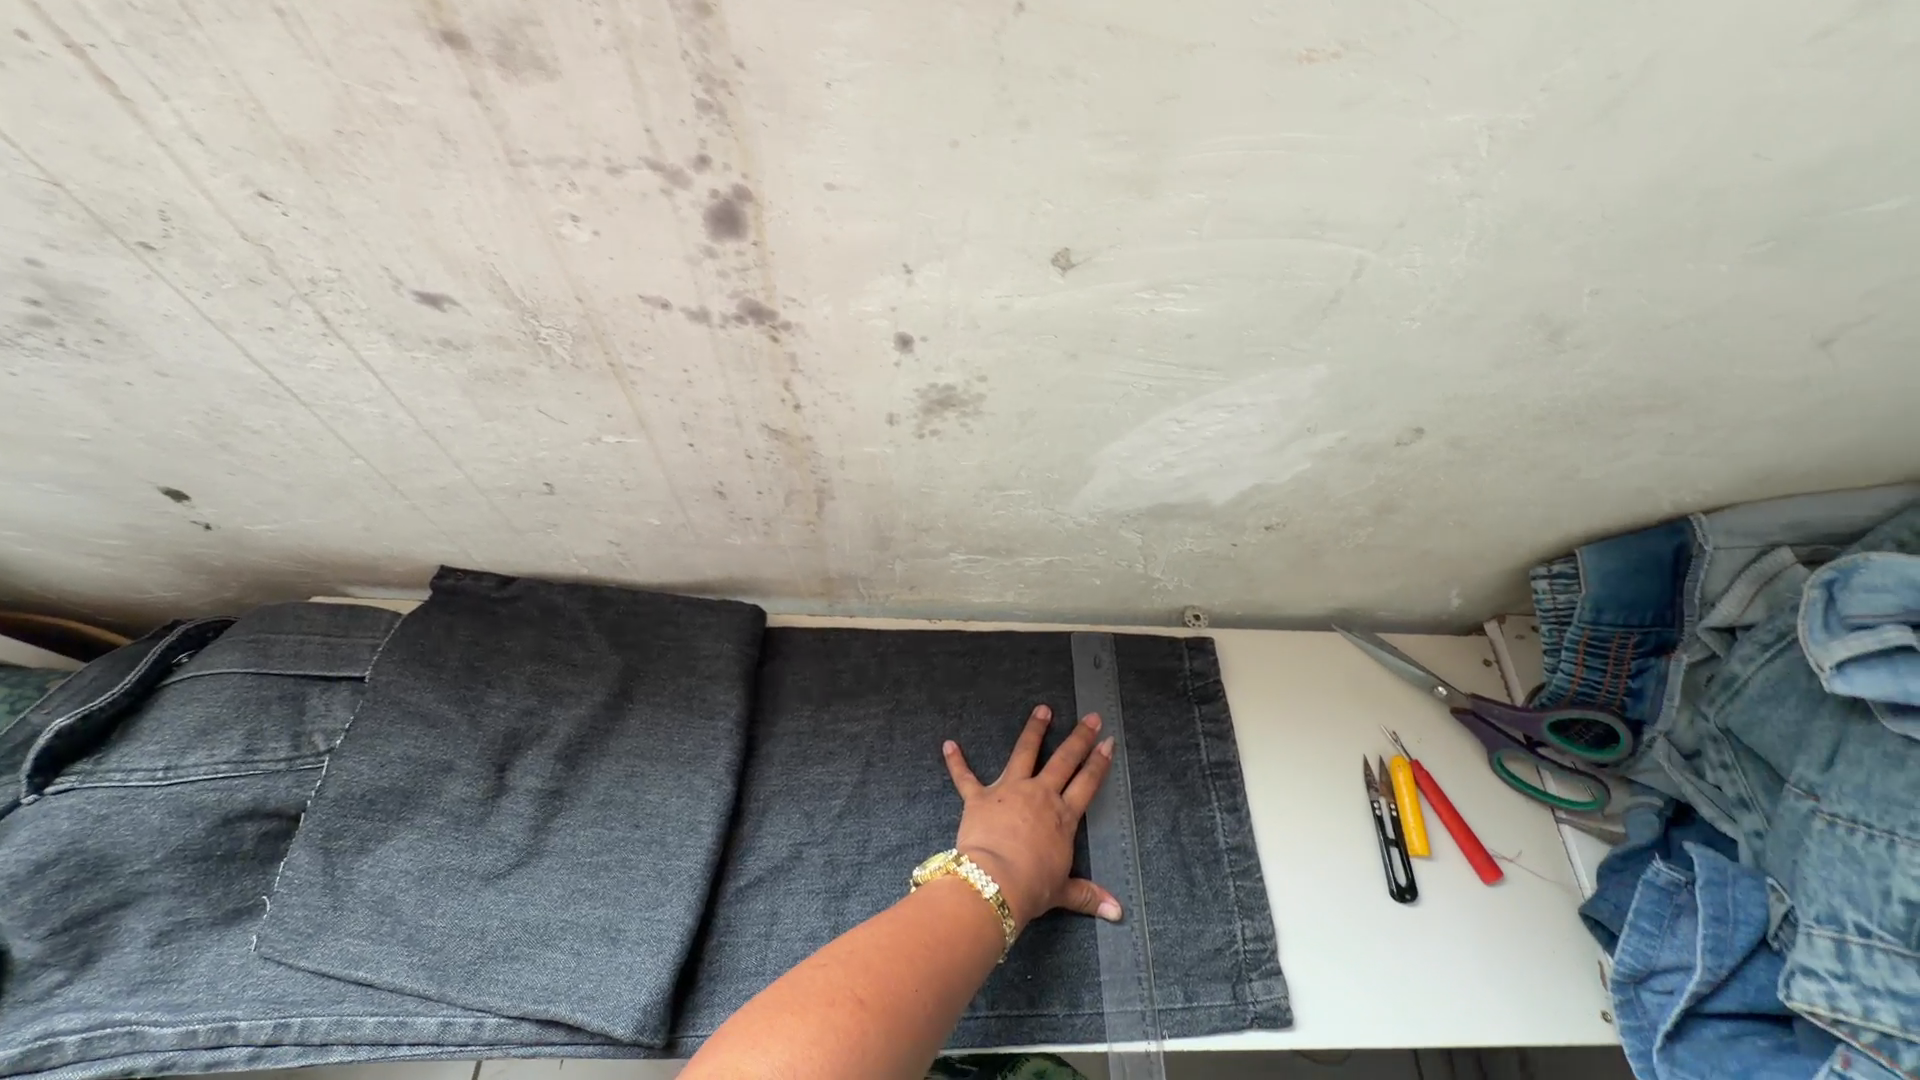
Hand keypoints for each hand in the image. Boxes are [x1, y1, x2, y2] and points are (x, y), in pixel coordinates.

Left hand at [942, 705, 1119, 929]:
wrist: (995, 883)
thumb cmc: (1032, 887)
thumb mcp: (1063, 891)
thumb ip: (1089, 895)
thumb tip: (1118, 913)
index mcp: (1062, 816)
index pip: (1087, 783)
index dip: (1099, 762)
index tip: (1108, 741)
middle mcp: (1040, 795)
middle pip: (1064, 760)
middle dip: (1079, 738)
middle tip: (1090, 716)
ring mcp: (1009, 791)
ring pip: (1024, 752)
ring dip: (1034, 730)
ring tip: (1043, 709)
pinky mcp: (979, 797)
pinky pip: (965, 776)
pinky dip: (956, 761)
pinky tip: (949, 744)